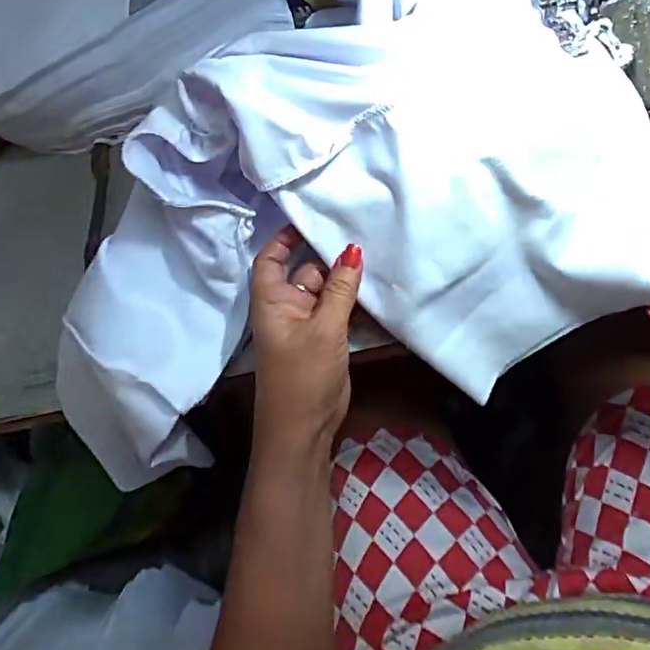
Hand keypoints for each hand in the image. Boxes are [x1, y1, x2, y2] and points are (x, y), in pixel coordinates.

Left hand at [248, 226, 363, 453]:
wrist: (304, 431)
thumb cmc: (303, 377)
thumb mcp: (324, 329)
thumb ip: (340, 288)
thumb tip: (353, 249)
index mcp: (272, 301)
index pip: (272, 259)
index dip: (286, 238)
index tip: (312, 219)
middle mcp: (287, 308)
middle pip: (306, 271)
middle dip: (330, 257)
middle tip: (364, 234)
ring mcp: (307, 324)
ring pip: (327, 291)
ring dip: (346, 280)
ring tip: (377, 258)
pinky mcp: (325, 338)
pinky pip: (339, 310)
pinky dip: (354, 301)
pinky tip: (377, 290)